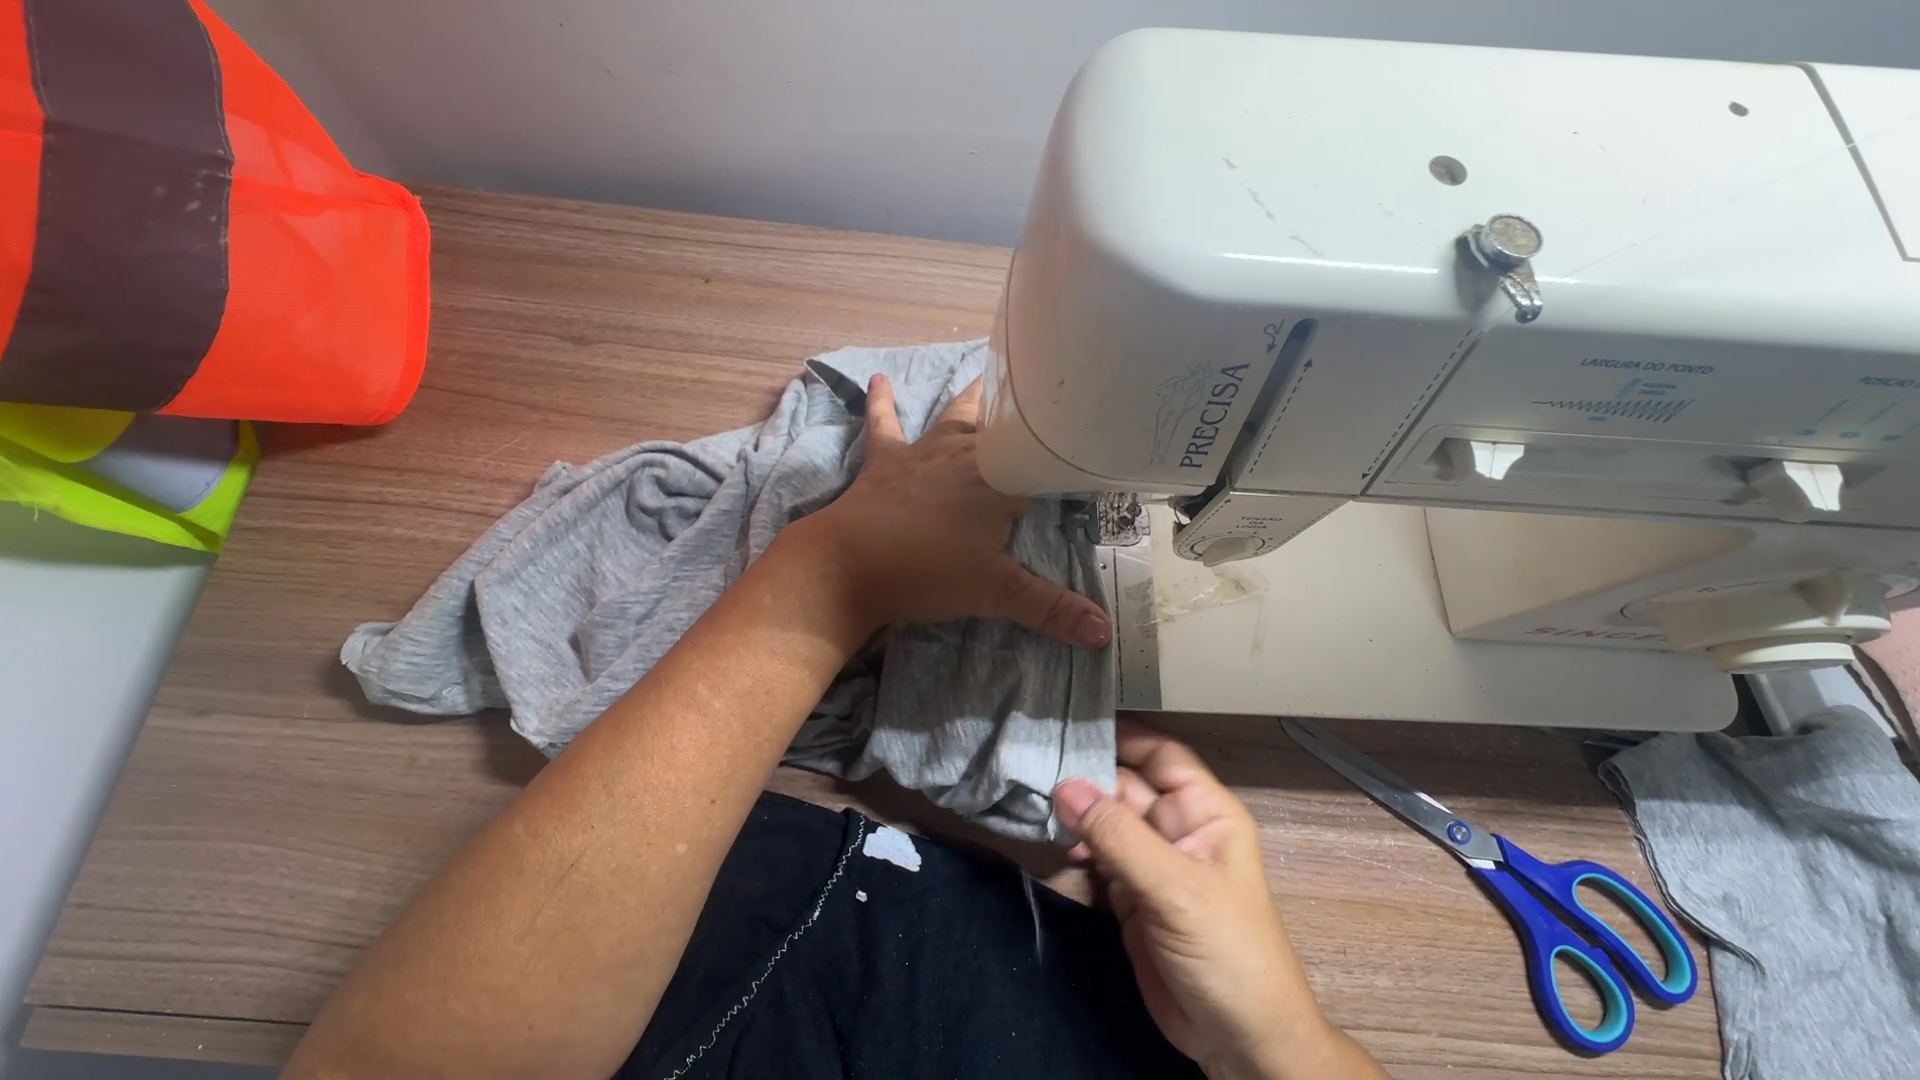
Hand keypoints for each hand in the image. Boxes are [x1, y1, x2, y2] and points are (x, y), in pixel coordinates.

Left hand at [783, 374, 1111, 647]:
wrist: (848, 565)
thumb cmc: (926, 573)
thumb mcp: (996, 594)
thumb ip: (1052, 609)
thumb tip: (1105, 634)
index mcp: (1000, 478)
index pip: (1043, 457)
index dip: (1065, 453)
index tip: (1092, 443)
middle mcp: (966, 453)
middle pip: (1005, 425)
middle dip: (1029, 415)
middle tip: (1052, 397)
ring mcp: (924, 451)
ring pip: (957, 413)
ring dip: (975, 395)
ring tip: (991, 366)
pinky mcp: (886, 459)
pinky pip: (885, 423)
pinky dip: (882, 402)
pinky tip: (878, 378)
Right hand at [1053, 723, 1387, 1079]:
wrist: (1238, 1040)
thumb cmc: (1228, 952)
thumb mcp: (1175, 888)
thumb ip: (1118, 836)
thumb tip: (1064, 785)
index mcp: (1204, 813)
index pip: (1162, 756)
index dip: (1123, 736)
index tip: (1071, 720)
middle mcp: (1175, 830)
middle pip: (1123, 788)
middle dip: (1083, 779)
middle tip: (1029, 765)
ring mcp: (1150, 865)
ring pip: (1103, 825)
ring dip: (1071, 818)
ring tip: (1027, 803)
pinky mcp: (1128, 898)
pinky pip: (1094, 861)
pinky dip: (1069, 853)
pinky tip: (1042, 845)